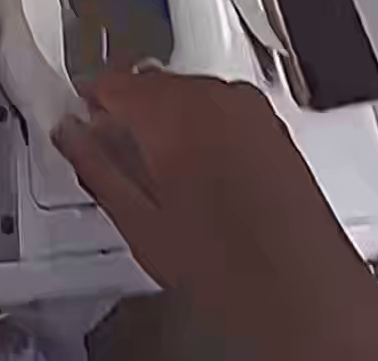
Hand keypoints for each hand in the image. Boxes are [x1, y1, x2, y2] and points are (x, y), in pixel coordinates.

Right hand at [54, 71, 377, 358]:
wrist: (307, 295)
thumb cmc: (231, 269)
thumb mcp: (141, 222)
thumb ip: (96, 165)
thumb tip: (70, 134)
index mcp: (170, 113)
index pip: (111, 82)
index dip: (90, 100)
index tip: (82, 116)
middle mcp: (209, 95)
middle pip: (147, 83)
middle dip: (126, 111)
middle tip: (116, 150)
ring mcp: (243, 103)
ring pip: (181, 89)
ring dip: (162, 114)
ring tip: (162, 169)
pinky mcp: (266, 116)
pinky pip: (215, 100)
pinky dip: (198, 118)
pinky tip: (199, 166)